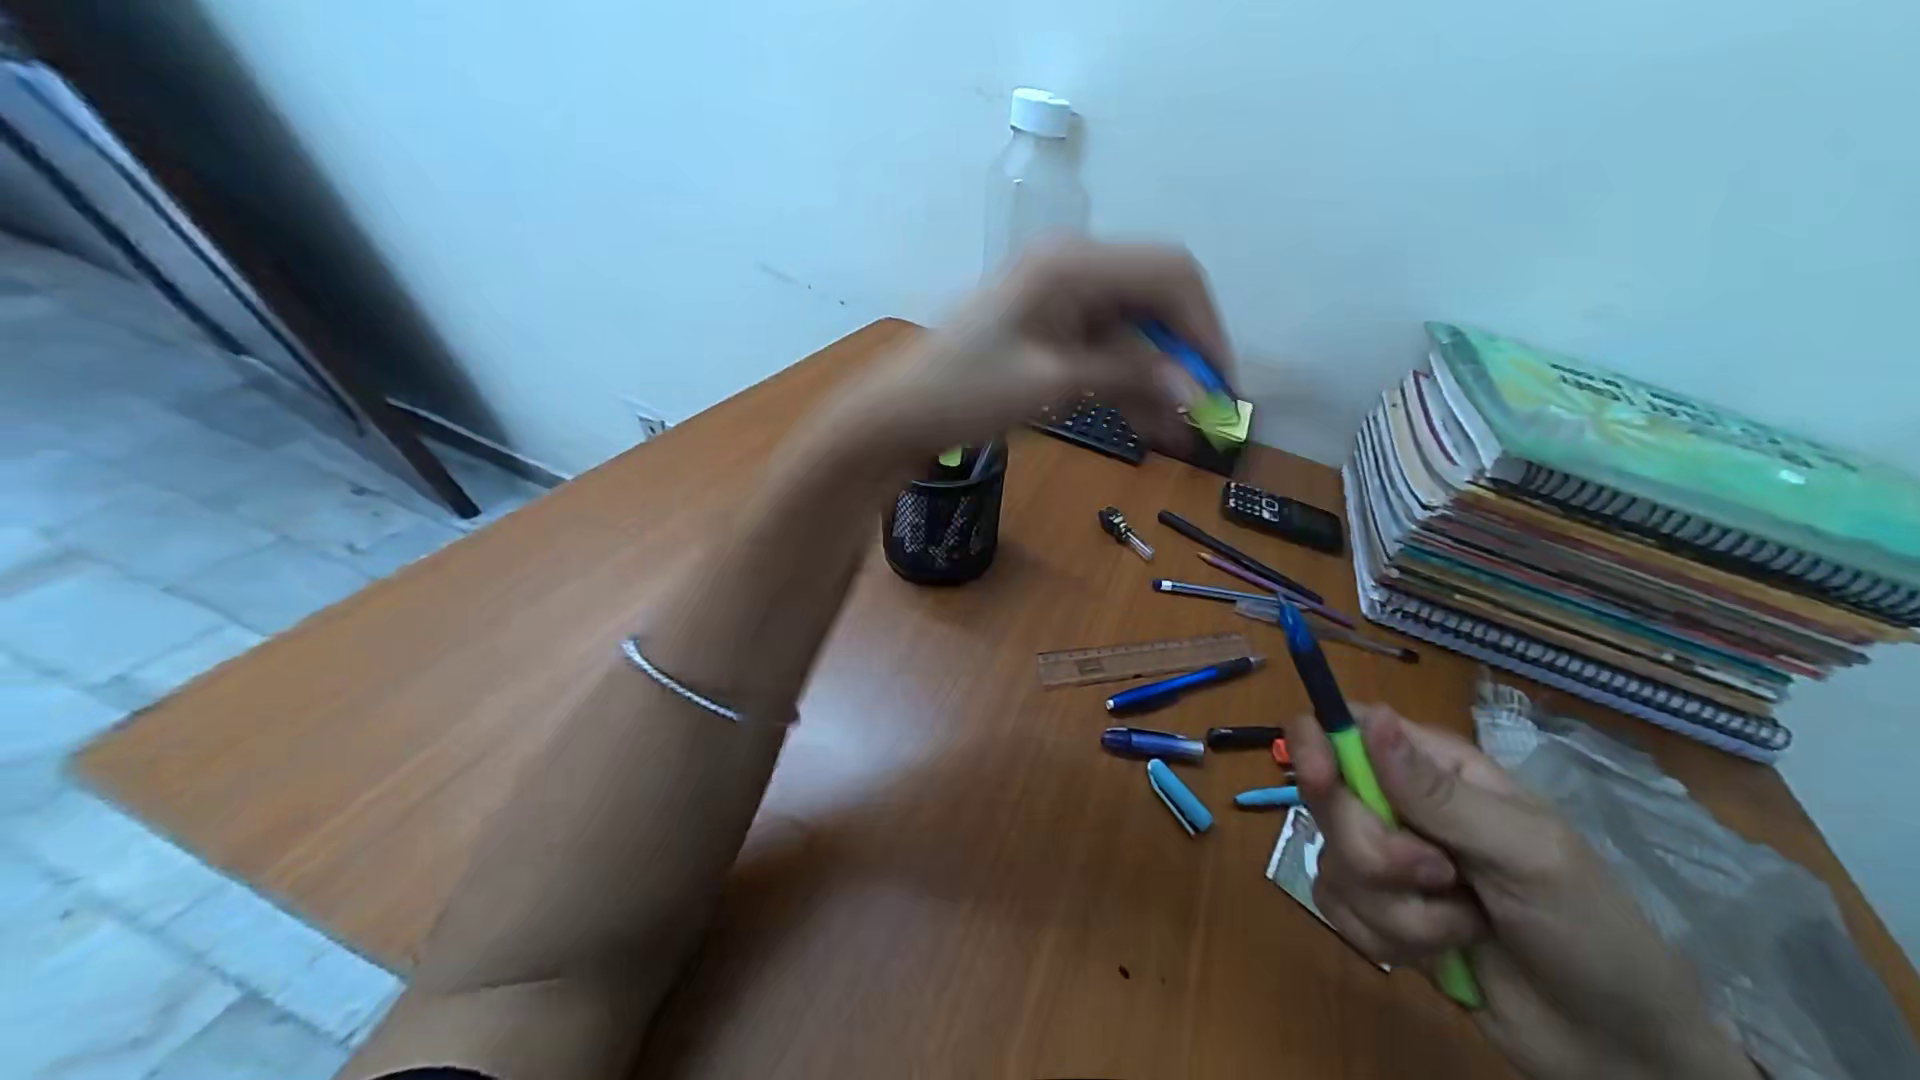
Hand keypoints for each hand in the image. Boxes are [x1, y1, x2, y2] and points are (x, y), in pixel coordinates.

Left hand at [834, 238, 1233, 460]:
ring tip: (1179, 434)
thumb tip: (1197, 388)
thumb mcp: (1050, 383)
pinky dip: (1127, 386)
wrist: (900, 414)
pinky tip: (1147, 425)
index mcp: (1072, 263)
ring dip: (1158, 380)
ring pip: (1133, 334)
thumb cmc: (963, 393)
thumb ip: (1127, 375)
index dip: (1204, 328)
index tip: (1222, 385)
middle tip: (1205, 413)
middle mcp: (1072, 269)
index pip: (1170, 275)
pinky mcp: (1051, 333)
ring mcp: (1060, 302)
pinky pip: (1105, 353)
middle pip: (1155, 302)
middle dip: (1183, 358)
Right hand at [1292, 706, 1758, 1079]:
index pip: (1346, 727)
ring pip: (1332, 860)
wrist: (1613, 1045)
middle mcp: (1397, 803)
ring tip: (1462, 925)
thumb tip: (1373, 718)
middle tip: (1440, 876)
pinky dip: (1385, 937)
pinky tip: (1439, 949)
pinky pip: (1336, 907)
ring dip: (1395, 908)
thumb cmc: (1589, 930)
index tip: (1320, 778)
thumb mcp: (1527, 853)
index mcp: (1434, 768)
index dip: (1317, 743)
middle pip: (1327, 799)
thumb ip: (1439, 793)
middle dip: (1376, 851)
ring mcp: (1382, 858)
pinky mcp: (1372, 909)